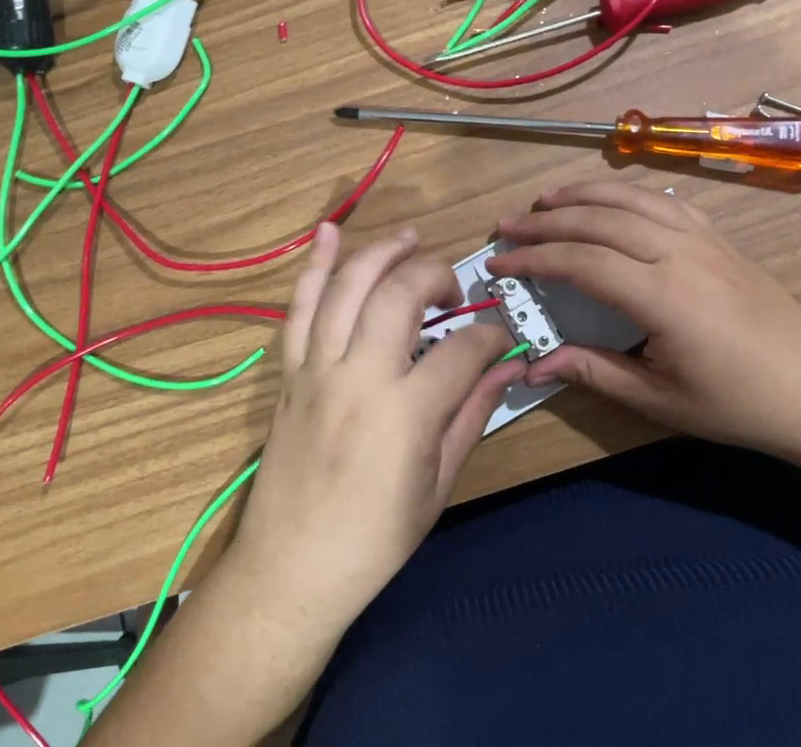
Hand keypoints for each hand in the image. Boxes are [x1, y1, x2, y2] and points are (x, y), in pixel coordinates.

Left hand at [224, 223, 519, 630]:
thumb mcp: (439, 483)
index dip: (491, 337)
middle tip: (453, 292)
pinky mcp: (289, 374)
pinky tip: (328, 232)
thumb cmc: (376, 538)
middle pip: (400, 294)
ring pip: (347, 287)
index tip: (500, 341)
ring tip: (409, 237)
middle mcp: (359, 377)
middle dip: (435, 276)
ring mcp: (316, 371)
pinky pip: (299, 309)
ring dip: (380, 252)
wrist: (293, 567)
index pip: (463, 348)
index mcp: (406, 413)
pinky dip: (313, 267)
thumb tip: (512, 367)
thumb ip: (473, 414)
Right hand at [488, 183, 800, 464]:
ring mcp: (705, 240)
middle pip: (600, 219)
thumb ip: (592, 372)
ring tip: (545, 199)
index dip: (534, 259)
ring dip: (584, 194)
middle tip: (506, 226)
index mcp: (664, 296)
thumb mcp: (657, 400)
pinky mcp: (720, 239)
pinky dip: (627, 194)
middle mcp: (682, 254)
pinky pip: (665, 202)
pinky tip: (610, 202)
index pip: (582, 261)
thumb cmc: (736, 404)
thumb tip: (532, 364)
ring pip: (633, 199)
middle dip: (546, 220)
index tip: (498, 264)